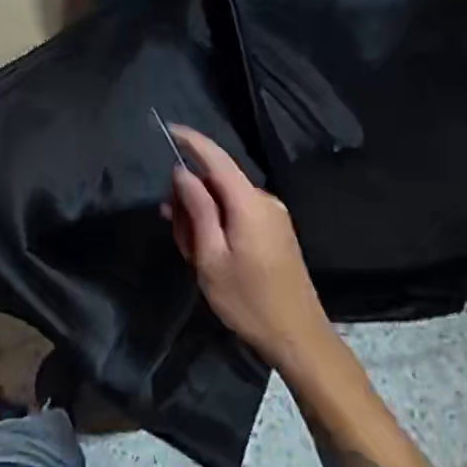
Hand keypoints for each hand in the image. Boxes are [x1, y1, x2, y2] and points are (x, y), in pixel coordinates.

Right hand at [161, 125, 336, 371]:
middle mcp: (265, 201)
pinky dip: (217, 224)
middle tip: (174, 230)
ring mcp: (274, 216)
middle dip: (190, 197)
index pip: (217, 158)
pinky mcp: (276, 232)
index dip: (192, 141)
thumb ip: (197, 209)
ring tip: (191, 252)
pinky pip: (238, 213)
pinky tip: (208, 253)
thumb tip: (183, 173)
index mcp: (249, 203)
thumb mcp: (210, 257)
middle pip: (218, 181)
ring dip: (202, 216)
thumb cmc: (248, 300)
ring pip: (225, 200)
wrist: (298, 338)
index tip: (168, 129)